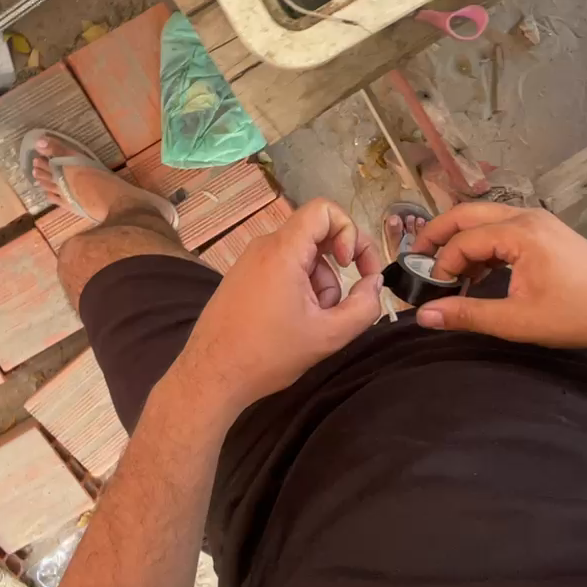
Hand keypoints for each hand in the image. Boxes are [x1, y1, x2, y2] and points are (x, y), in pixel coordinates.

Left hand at [172, 198, 383, 418]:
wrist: (211, 376)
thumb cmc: (268, 355)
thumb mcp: (328, 335)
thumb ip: (364, 306)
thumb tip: (375, 283)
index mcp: (283, 251)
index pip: (324, 210)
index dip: (349, 231)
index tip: (352, 266)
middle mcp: (265, 247)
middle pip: (317, 234)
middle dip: (340, 265)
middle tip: (347, 300)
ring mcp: (251, 261)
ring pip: (302, 256)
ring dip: (321, 283)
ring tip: (316, 321)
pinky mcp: (244, 277)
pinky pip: (284, 268)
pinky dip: (300, 288)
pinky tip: (296, 322)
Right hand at [411, 202, 586, 350]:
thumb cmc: (575, 314)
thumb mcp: (516, 320)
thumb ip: (466, 314)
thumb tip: (423, 315)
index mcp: (520, 232)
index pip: (463, 240)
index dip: (441, 265)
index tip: (432, 291)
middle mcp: (527, 216)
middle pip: (467, 214)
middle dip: (439, 235)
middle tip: (417, 259)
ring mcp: (539, 220)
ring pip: (485, 219)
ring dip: (462, 241)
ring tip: (448, 272)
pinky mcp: (547, 231)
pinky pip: (503, 228)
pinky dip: (484, 245)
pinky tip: (479, 273)